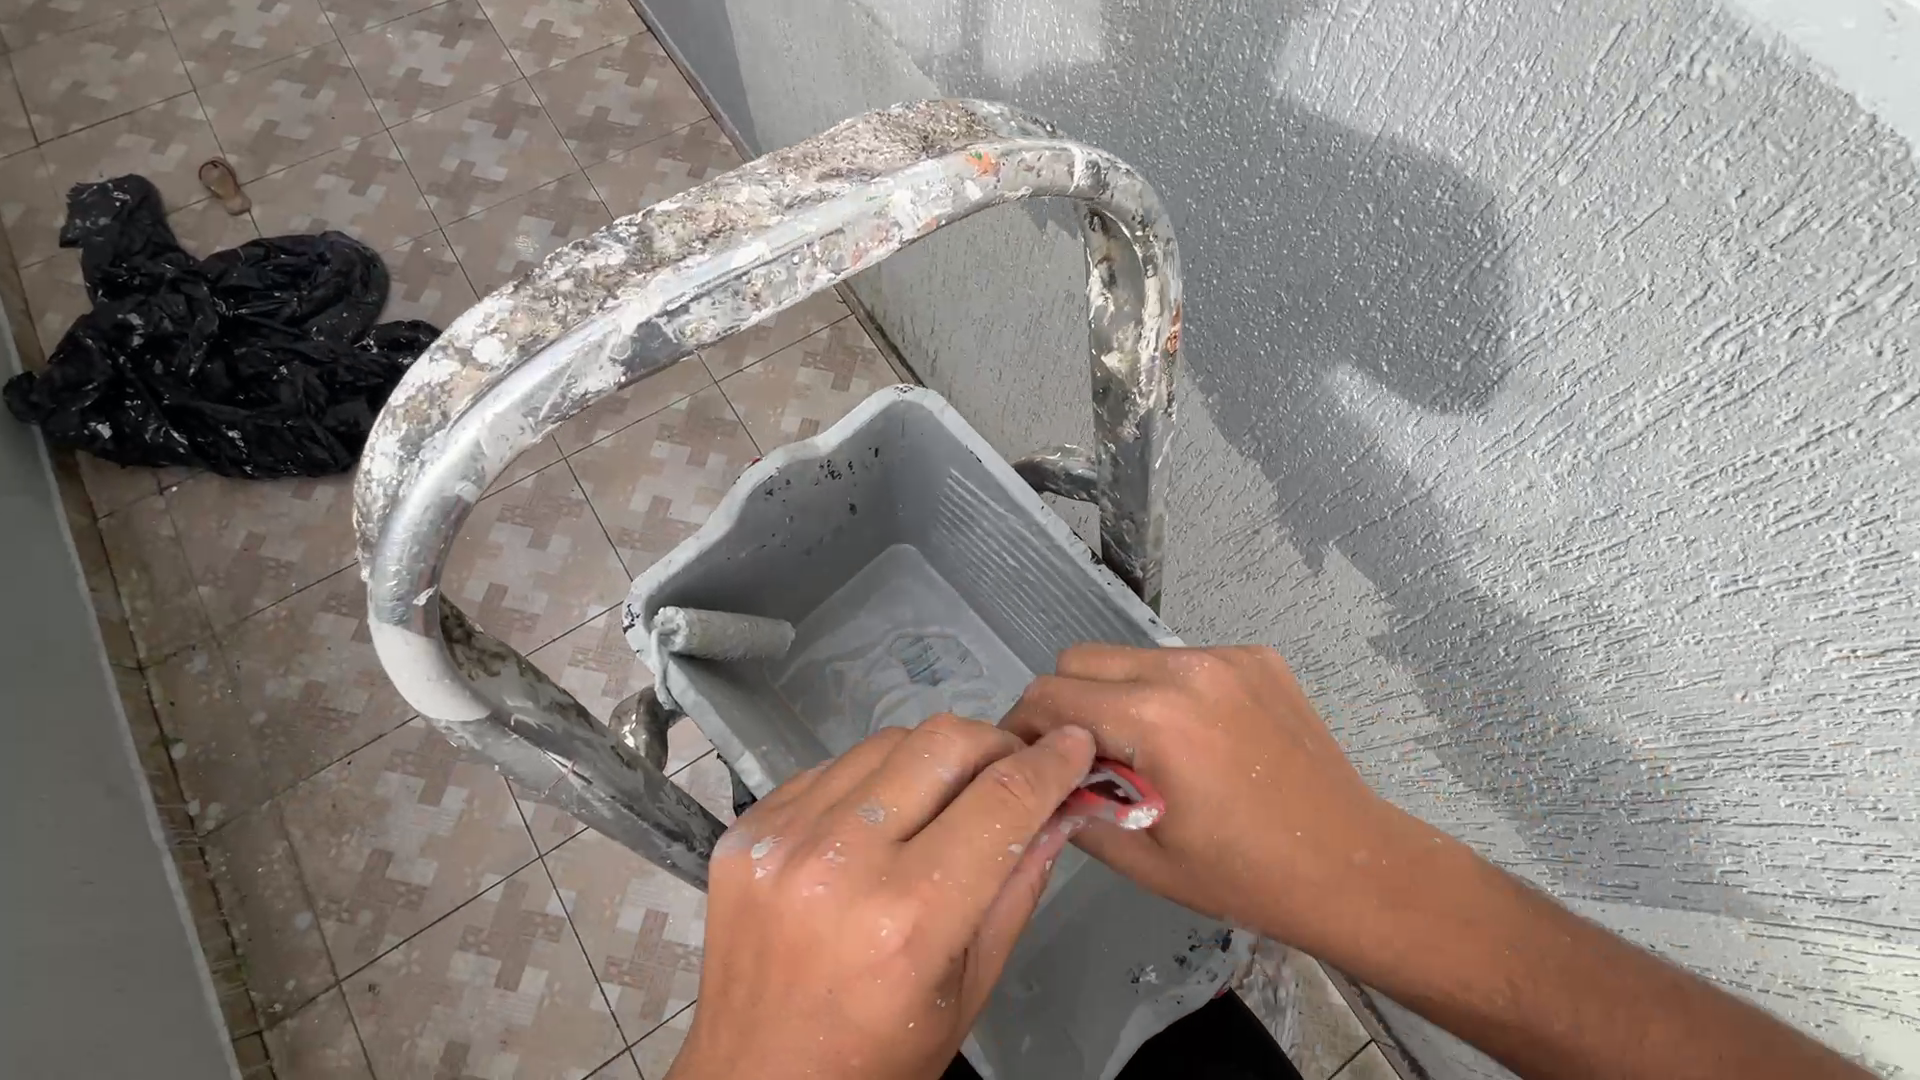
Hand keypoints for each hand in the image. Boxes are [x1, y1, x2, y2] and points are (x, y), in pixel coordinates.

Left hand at [669, 716, 1096, 1079]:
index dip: (1050, 763)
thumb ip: (1017, 888)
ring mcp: (784, 834)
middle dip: (995, 743)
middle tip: (1013, 768)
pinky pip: (834, 767)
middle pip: (942, 743)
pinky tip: (881, 818)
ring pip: (888, 742)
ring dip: (934, 758)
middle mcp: (841, 859)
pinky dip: (874, 779)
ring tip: (947, 796)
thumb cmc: (876, 1055)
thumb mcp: (968, 988)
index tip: (1074, 743)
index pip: (1001, 801)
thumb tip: (1059, 809)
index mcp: (907, 916)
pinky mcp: (751, 824)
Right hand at [1004, 644, 1418, 959]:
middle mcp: (1185, 669)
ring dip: (1118, 695)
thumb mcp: (1144, 860)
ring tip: (1146, 749)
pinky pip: (1181, 662)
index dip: (1024, 725)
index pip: (1049, 694)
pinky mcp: (1256, 657)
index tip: (1029, 756)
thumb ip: (1074, 809)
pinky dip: (1168, 692)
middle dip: (1065, 703)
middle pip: (1080, 658)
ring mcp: (1225, 656)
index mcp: (1153, 719)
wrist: (1356, 867)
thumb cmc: (1245, 877)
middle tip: (1085, 755)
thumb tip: (1038, 780)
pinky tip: (1198, 739)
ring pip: (1130, 656)